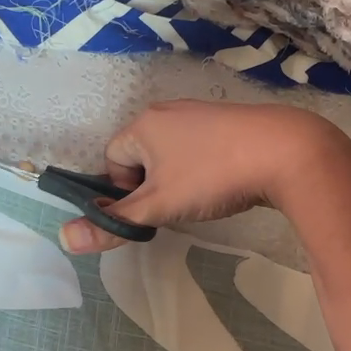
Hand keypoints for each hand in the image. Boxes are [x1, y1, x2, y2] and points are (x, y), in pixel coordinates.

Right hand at [58, 101, 348, 253]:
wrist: (286, 152)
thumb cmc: (211, 177)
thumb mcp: (157, 206)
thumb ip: (112, 224)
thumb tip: (64, 238)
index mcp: (143, 125)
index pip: (111, 159)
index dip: (122, 191)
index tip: (147, 208)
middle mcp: (167, 111)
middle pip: (139, 156)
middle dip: (149, 186)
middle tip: (173, 207)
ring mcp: (199, 114)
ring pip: (169, 155)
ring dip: (175, 180)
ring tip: (200, 198)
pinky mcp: (227, 123)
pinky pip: (197, 150)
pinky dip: (201, 170)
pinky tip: (222, 184)